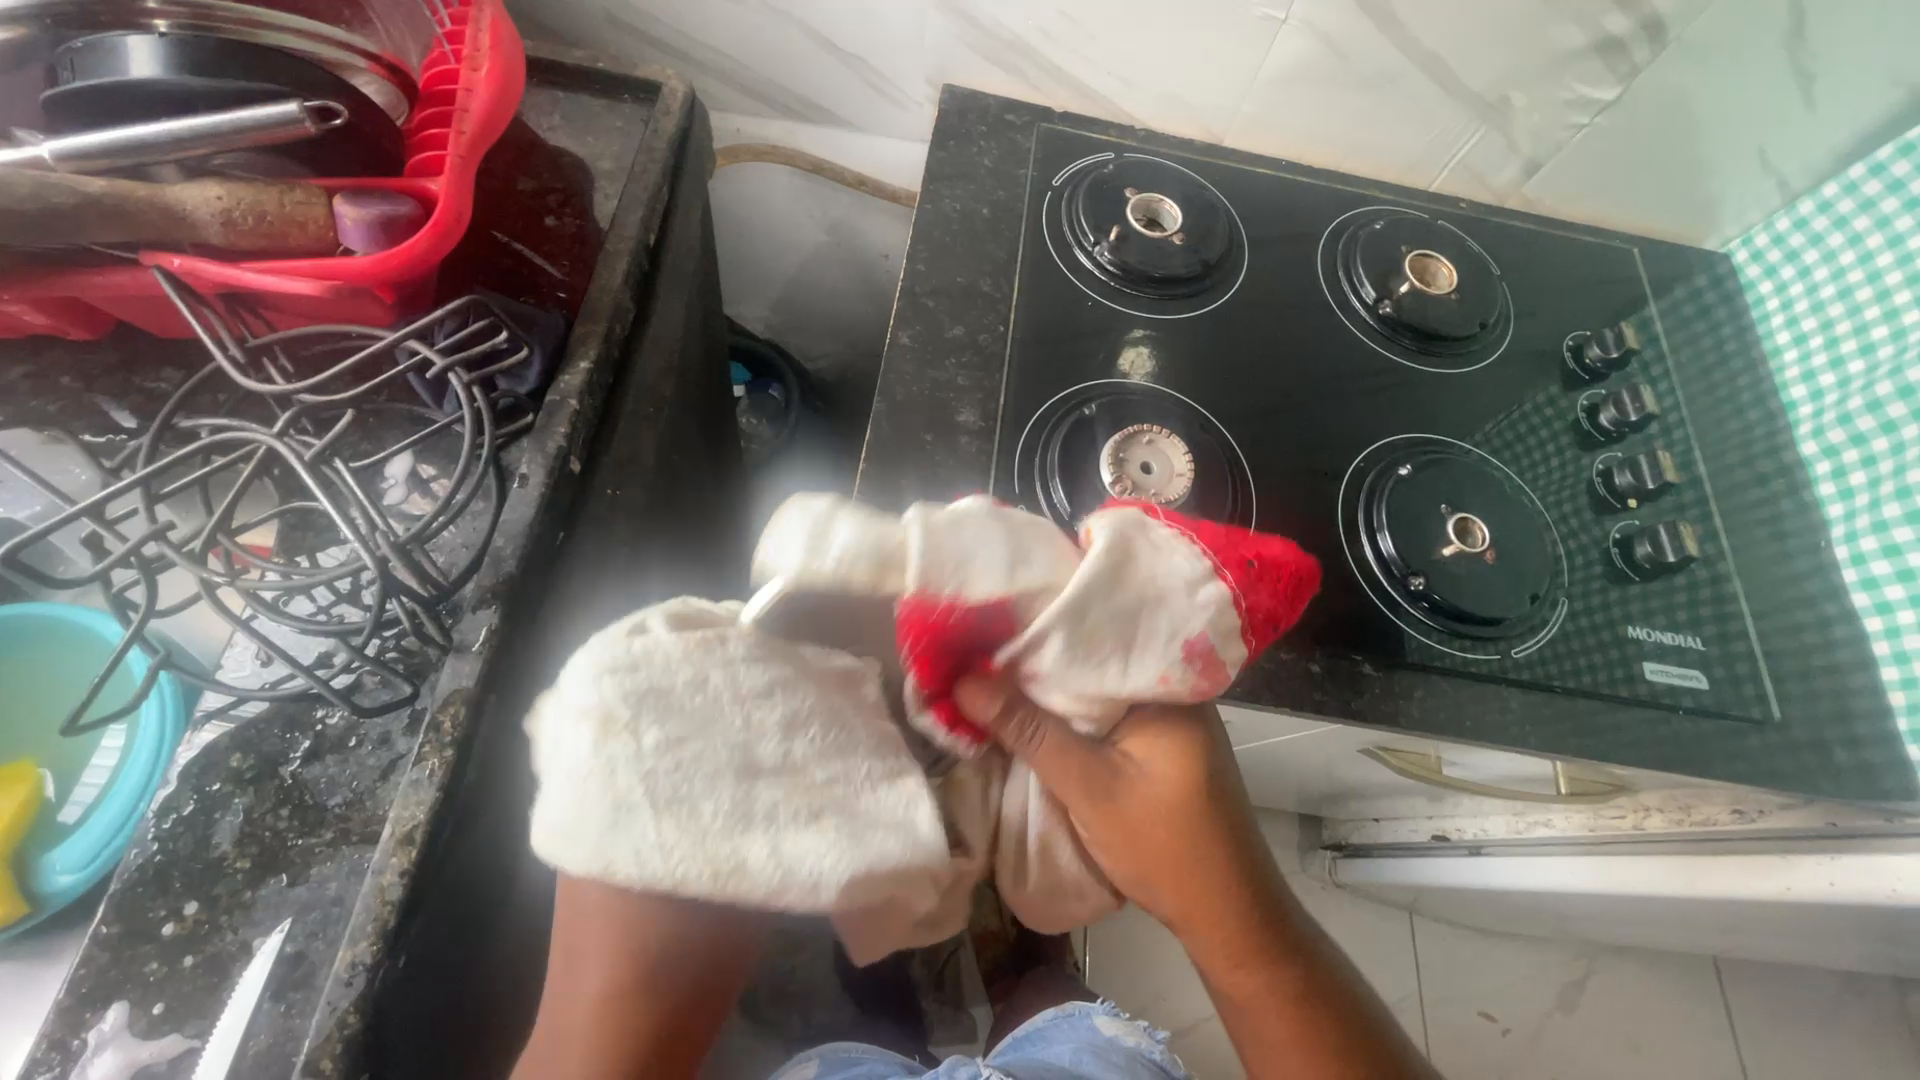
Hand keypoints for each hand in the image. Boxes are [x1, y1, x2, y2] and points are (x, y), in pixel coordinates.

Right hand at [954, 678, 1438, 1079]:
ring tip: (995, 676)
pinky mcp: (1165, 745)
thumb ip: (1028, 731)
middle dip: (1040, 665)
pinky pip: (1110, 717)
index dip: (1038, 632)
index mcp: (1169, 685)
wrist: (1229, 915)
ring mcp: (1173, 719)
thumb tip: (963, 681)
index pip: (1095, 637)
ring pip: (1099, 693)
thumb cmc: (1165, 846)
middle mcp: (1175, 691)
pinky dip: (1075, 719)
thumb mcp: (1088, 786)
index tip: (986, 624)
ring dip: (1054, 695)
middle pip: (1095, 665)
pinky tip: (1038, 717)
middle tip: (979, 651)